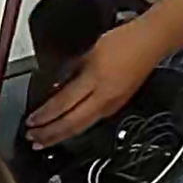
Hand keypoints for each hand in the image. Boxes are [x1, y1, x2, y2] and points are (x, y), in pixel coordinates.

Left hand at [26, 19, 168, 148]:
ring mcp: (110, 107)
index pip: (63, 103)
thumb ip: (72, 69)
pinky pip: (89, 124)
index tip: (31, 122)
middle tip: (33, 139)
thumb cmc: (124, 40)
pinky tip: (64, 132)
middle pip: (71, 124)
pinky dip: (73, 130)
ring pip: (80, 129)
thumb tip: (55, 86)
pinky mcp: (114, 109)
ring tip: (44, 142)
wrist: (151, 43)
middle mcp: (103, 98)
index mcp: (95, 79)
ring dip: (59, 137)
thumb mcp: (90, 49)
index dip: (45, 116)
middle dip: (49, 134)